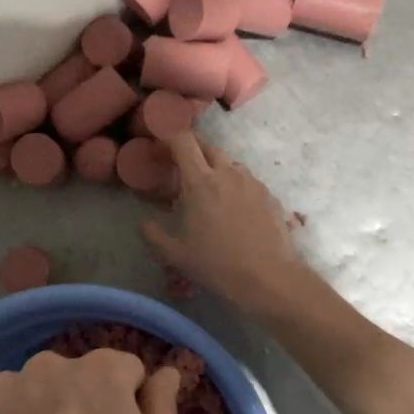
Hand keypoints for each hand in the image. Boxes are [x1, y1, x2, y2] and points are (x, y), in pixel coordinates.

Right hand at [142, 132, 306, 307]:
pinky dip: (237, 187)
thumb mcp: (174, 254)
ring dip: (217, 169)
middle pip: (208, 147)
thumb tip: (144, 223)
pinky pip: (249, 182)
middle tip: (183, 169)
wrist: (268, 278)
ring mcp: (252, 183)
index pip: (183, 141)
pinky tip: (235, 211)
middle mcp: (228, 174)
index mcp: (200, 182)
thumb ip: (153, 234)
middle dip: (193, 151)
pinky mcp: (270, 196)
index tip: (161, 145)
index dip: (170, 136)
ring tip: (211, 193)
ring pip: (231, 164)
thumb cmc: (216, 264)